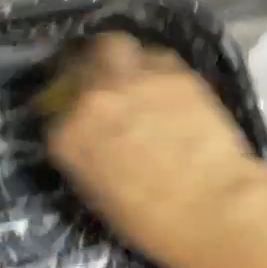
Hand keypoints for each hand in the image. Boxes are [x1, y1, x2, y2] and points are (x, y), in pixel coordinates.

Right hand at [47, 33, 266, 267]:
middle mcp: (92, 99)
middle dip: (83, 72)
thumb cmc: (150, 222)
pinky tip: (163, 88)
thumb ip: (86, 159)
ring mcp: (133, 80)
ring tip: (129, 75)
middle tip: (96, 84)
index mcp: (67, 137)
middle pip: (77, 65)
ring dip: (116, 59)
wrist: (212, 207)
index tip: (78, 123)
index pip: (54, 113)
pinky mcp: (175, 72)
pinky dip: (153, 68)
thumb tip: (94, 145)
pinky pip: (155, 58)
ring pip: (113, 46)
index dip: (67, 116)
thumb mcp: (98, 196)